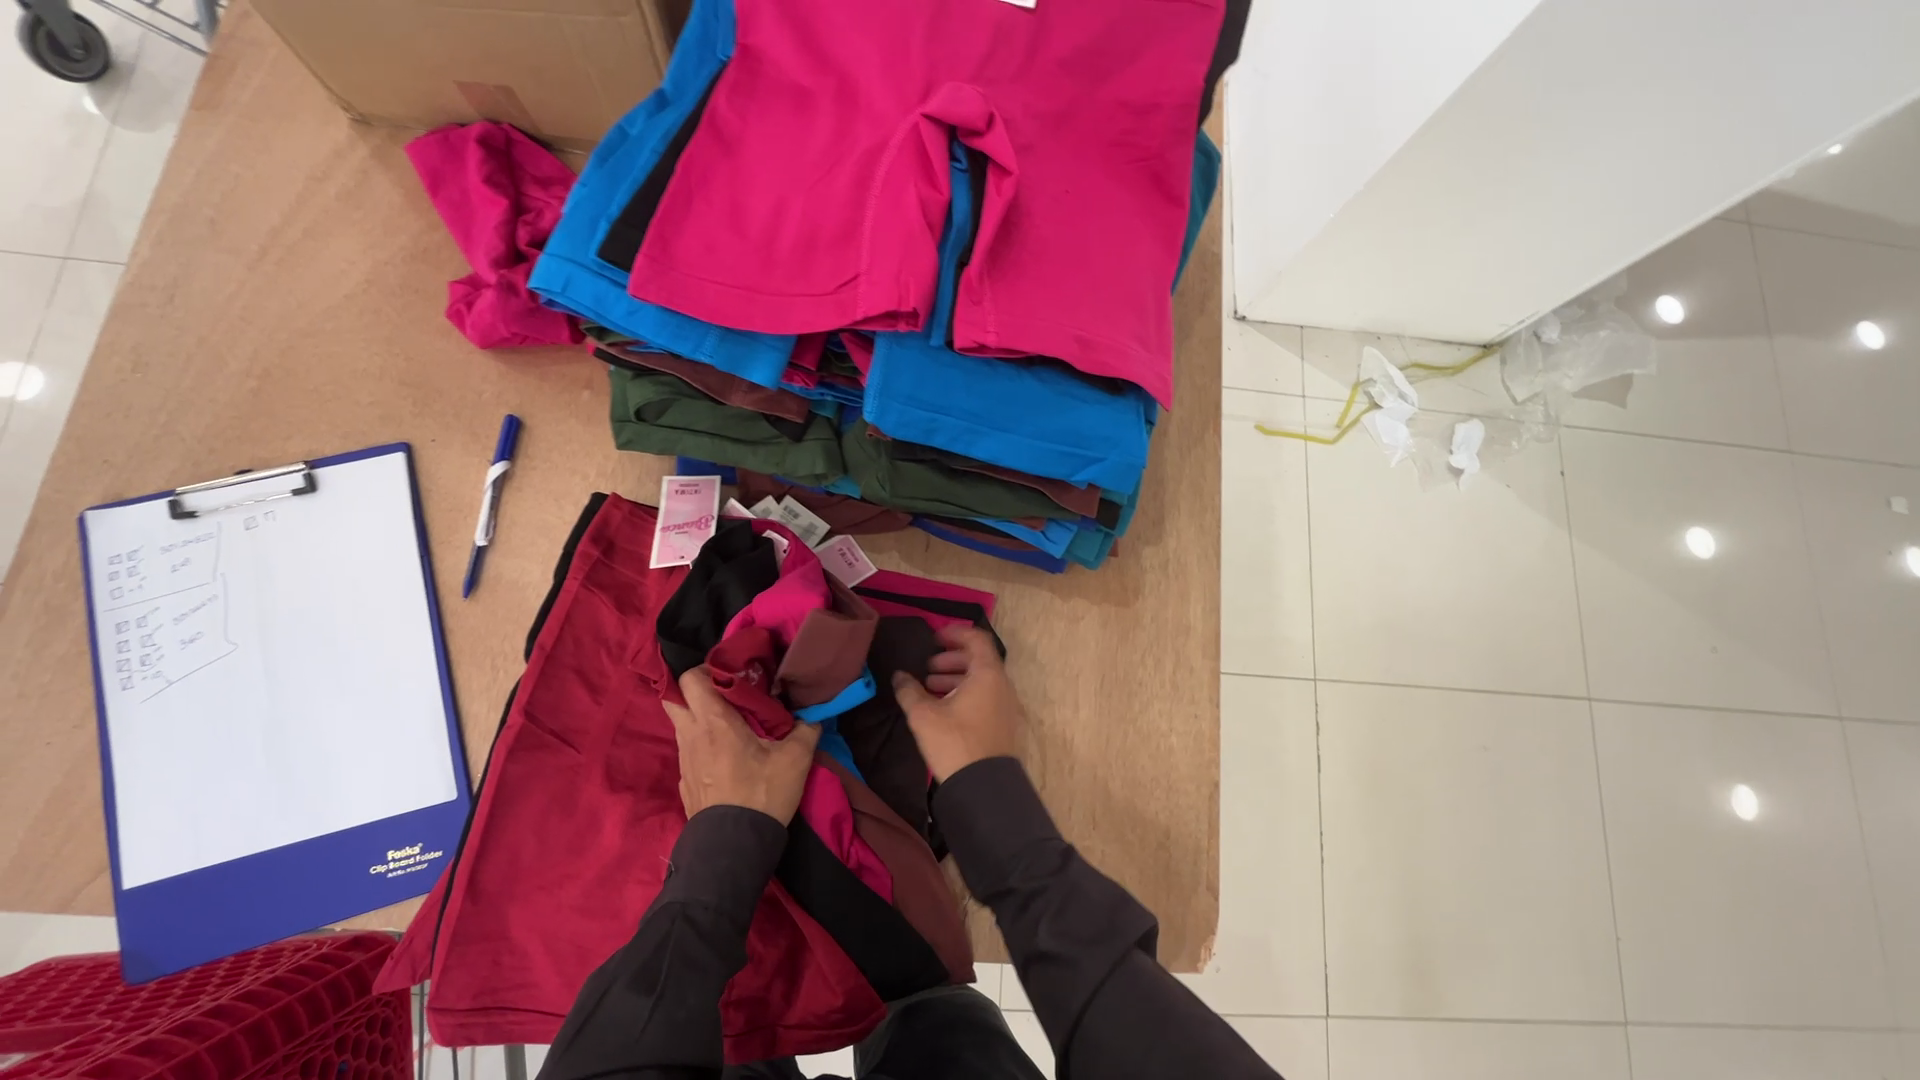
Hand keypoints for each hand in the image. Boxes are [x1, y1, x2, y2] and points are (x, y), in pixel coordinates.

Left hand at [665, 667, 819, 823]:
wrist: (734, 847)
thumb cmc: (762, 794)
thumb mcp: (795, 759)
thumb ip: (805, 730)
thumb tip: (812, 716)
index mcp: (714, 722)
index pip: (690, 678)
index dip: (707, 669)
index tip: (732, 674)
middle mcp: (692, 735)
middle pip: (674, 697)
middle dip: (695, 691)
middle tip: (725, 694)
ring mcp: (684, 760)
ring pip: (681, 724)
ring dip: (700, 718)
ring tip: (731, 725)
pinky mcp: (684, 782)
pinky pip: (688, 751)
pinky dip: (701, 745)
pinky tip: (725, 756)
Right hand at [890, 625, 1023, 781]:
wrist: (984, 787)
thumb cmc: (954, 742)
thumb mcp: (924, 715)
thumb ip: (909, 690)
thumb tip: (899, 676)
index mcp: (987, 674)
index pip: (977, 639)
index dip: (955, 633)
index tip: (934, 639)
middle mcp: (1002, 685)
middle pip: (979, 660)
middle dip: (952, 659)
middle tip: (928, 668)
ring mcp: (1006, 706)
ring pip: (982, 681)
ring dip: (957, 678)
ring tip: (931, 688)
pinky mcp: (1004, 724)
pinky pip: (986, 697)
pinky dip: (966, 694)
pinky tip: (944, 709)